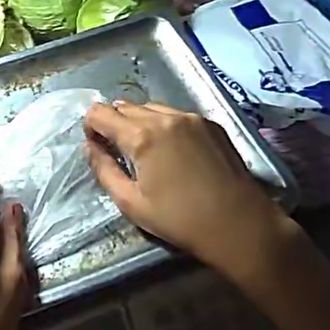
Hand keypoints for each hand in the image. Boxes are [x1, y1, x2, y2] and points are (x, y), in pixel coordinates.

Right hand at [83, 101, 290, 282]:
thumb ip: (104, 170)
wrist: (239, 223)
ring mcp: (190, 117)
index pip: (101, 113)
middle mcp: (165, 117)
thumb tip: (90, 147)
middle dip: (114, 123)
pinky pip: (175, 115)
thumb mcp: (132, 203)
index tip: (96, 145)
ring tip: (146, 151)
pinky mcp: (210, 124)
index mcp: (142, 136)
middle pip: (125, 106)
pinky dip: (164, 125)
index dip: (91, 126)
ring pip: (151, 108)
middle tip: (118, 151)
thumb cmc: (180, 219)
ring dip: (139, 122)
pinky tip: (172, 150)